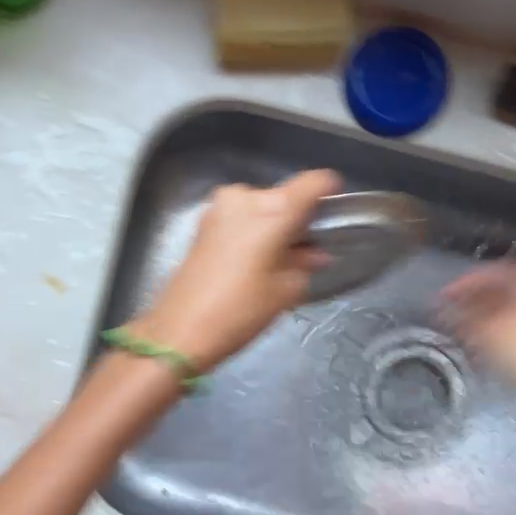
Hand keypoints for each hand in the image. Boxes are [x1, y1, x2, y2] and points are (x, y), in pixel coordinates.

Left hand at [131, 170, 340, 369]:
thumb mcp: (285, 291)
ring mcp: (219, 209)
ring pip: (260, 209)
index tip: (336, 212)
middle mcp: (245, 198)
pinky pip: (240, 220)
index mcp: (273, 209)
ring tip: (278, 263)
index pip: (314, 183)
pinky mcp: (203, 224)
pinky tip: (254, 263)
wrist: (179, 331)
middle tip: (306, 252)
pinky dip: (252, 234)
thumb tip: (316, 253)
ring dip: (273, 229)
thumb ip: (305, 264)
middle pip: (284, 198)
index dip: (330, 193)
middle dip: (297, 220)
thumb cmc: (239, 310)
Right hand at [440, 262, 515, 452]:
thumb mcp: (485, 331)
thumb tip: (442, 309)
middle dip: (474, 302)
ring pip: (511, 314)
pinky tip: (486, 353)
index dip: (463, 283)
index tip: (442, 297)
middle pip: (503, 292)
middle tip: (450, 315)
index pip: (492, 272)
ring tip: (463, 335)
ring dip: (485, 322)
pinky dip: (500, 338)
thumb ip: (460, 316)